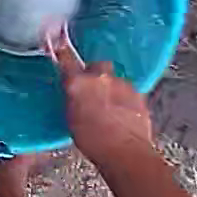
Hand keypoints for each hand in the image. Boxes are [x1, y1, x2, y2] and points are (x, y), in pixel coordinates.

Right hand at [46, 24, 155, 162]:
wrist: (125, 152)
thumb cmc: (93, 141)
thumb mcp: (71, 119)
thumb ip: (71, 97)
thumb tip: (73, 91)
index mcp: (78, 82)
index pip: (66, 58)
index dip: (62, 50)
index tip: (59, 44)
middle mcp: (100, 77)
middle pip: (96, 65)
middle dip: (94, 73)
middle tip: (91, 90)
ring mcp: (121, 83)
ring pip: (112, 78)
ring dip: (110, 87)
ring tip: (108, 106)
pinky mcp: (137, 93)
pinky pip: (127, 90)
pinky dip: (123, 97)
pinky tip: (122, 112)